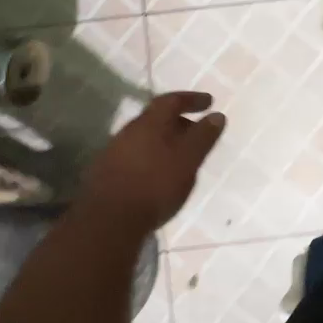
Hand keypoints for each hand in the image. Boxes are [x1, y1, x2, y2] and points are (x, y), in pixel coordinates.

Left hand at [74, 92, 225, 235]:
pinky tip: (159, 175)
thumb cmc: (155, 185)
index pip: (172, 100)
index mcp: (149, 123)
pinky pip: (135, 157)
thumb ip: (203, 136)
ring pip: (144, 139)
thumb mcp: (188, 160)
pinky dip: (152, 158)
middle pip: (156, 119)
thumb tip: (217, 115)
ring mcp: (113, 153)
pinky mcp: (105, 175)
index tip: (210, 102)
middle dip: (179, 121)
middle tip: (197, 132)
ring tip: (181, 157)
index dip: (192, 99)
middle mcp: (128, 132)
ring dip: (164, 142)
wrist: (107, 223)